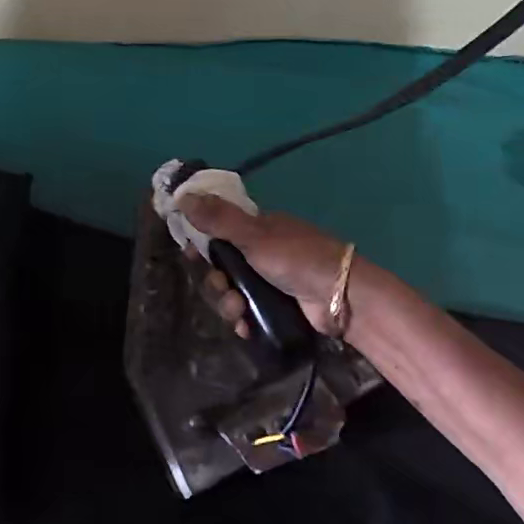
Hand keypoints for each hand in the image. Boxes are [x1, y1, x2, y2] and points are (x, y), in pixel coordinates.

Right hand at [178, 193, 349, 336]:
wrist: (341, 297)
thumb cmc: (297, 258)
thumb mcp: (255, 236)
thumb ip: (219, 219)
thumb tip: (182, 195)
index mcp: (258, 230)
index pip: (218, 232)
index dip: (202, 244)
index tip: (189, 255)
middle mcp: (261, 254)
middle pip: (221, 268)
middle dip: (216, 282)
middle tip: (224, 288)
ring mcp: (269, 282)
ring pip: (232, 294)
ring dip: (228, 305)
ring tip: (238, 312)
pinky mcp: (276, 309)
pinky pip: (247, 315)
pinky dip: (243, 322)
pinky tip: (245, 328)